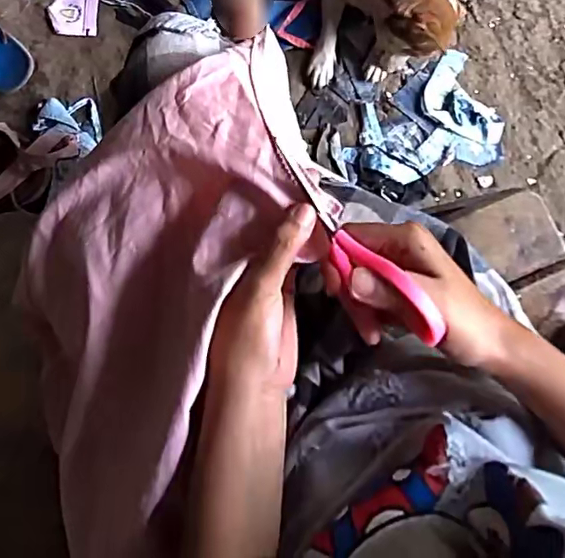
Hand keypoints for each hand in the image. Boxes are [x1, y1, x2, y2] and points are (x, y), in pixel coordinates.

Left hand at [207, 204, 316, 395]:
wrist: (258, 387)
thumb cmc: (247, 338)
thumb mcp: (261, 288)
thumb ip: (282, 248)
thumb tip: (304, 208)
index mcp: (234, 255)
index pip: (257, 216)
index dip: (278, 196)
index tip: (303, 177)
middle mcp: (251, 260)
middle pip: (276, 227)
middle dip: (297, 211)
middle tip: (324, 191)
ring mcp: (270, 274)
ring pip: (291, 243)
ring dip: (309, 231)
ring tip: (330, 210)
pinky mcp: (288, 289)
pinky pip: (303, 262)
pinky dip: (315, 252)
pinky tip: (328, 239)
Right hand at [321, 221, 521, 370]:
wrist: (493, 346)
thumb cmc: (465, 320)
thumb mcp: (427, 303)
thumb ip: (388, 289)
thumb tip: (350, 278)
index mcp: (407, 237)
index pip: (353, 235)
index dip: (339, 260)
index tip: (338, 293)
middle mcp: (400, 244)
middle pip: (353, 258)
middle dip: (351, 290)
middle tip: (362, 323)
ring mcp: (401, 265)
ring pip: (359, 278)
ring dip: (359, 306)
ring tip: (372, 333)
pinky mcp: (400, 286)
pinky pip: (371, 293)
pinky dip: (369, 313)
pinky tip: (378, 332)